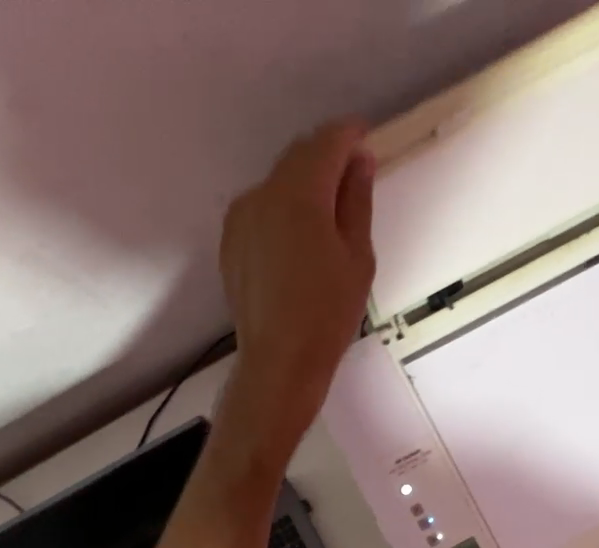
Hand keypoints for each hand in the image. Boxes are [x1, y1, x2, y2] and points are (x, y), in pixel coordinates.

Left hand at [216, 119, 375, 456]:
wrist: (280, 361)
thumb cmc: (329, 313)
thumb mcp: (357, 257)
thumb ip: (356, 202)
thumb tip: (359, 163)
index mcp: (300, 195)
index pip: (327, 143)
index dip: (349, 135)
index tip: (366, 137)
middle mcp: (263, 194)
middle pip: (298, 156)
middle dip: (327, 156)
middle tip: (354, 174)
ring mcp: (241, 216)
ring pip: (278, 182)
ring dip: (304, 182)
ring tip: (329, 211)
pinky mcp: (231, 239)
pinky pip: (262, 207)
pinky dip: (284, 206)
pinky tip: (301, 237)